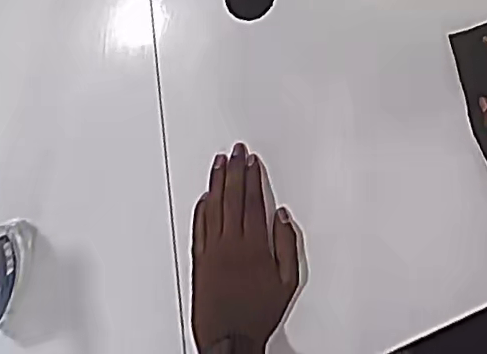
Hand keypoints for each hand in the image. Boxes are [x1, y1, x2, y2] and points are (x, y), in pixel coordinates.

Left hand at [191, 142, 299, 352]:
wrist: (230, 341)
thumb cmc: (258, 313)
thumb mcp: (287, 281)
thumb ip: (287, 244)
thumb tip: (281, 216)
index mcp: (254, 244)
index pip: (252, 199)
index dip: (252, 176)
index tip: (252, 160)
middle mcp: (231, 242)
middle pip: (233, 196)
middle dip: (235, 169)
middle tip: (236, 150)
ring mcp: (213, 250)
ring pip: (214, 206)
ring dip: (217, 181)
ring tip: (219, 162)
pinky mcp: (199, 261)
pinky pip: (199, 227)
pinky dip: (201, 209)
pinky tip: (204, 196)